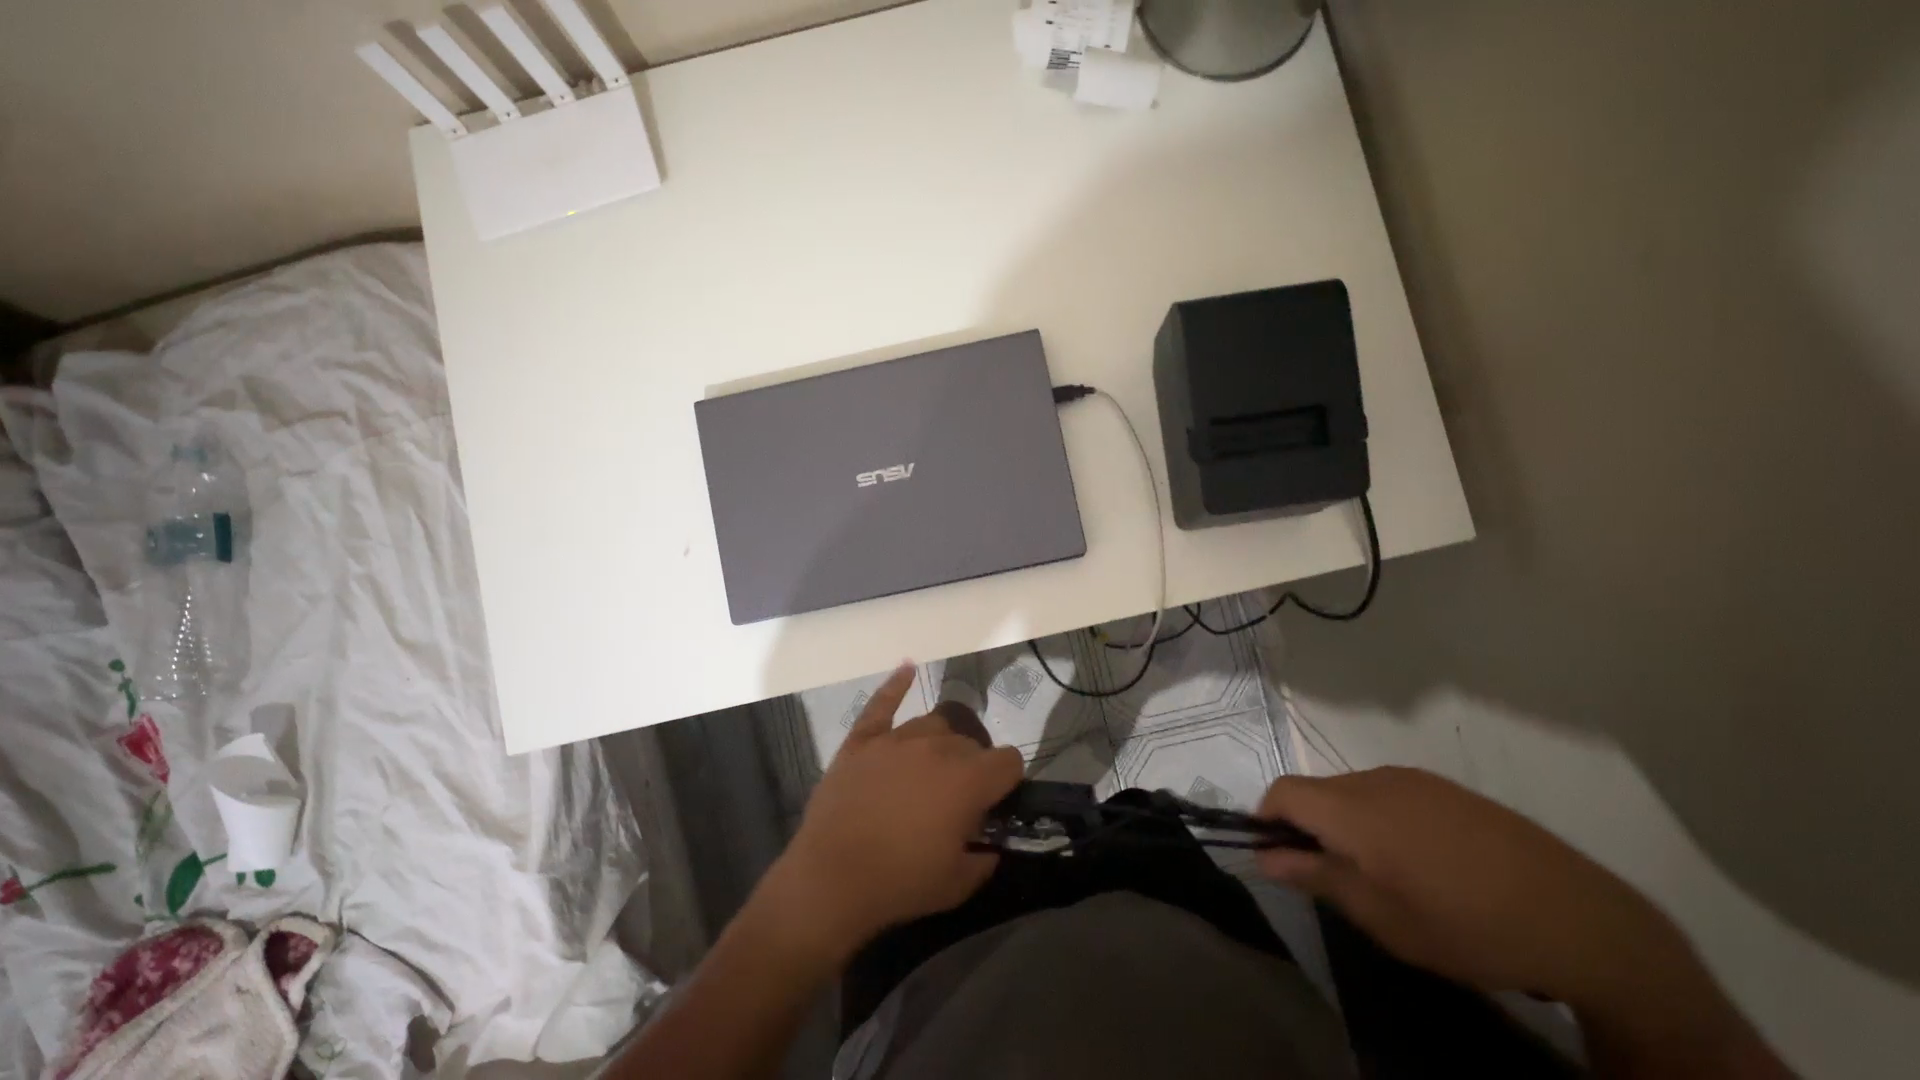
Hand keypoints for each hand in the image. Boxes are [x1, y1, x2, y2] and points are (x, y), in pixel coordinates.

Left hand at [768, 664, 1024, 959]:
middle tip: (957, 799)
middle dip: (973, 766)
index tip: (995, 803)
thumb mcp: (959, 883)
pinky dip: (896, 685)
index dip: (1007, 782)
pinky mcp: (861, 742)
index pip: (1008, 761)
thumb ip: (985, 858)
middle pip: (971, 742)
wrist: (831, 880)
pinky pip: (882, 705)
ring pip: (933, 724)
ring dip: (941, 742)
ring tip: (932, 767)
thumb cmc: (900, 883)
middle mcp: (937, 748)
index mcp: (969, 780)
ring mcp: (895, 740)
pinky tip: (907, 667)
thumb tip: (989, 844)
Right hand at [1256, 767, 1694, 1010]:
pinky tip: (1419, 863)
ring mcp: (1423, 782)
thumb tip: (1265, 856)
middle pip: (1319, 790)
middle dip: (1308, 827)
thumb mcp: (1382, 917)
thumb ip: (1318, 878)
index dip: (1267, 821)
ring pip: (1356, 791)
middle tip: (1329, 880)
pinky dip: (1382, 819)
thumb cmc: (1466, 927)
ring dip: (1346, 824)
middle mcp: (1383, 781)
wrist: (1580, 921)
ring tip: (1378, 876)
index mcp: (1357, 810)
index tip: (1277, 859)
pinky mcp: (1455, 792)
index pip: (1285, 792)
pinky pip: (1394, 794)